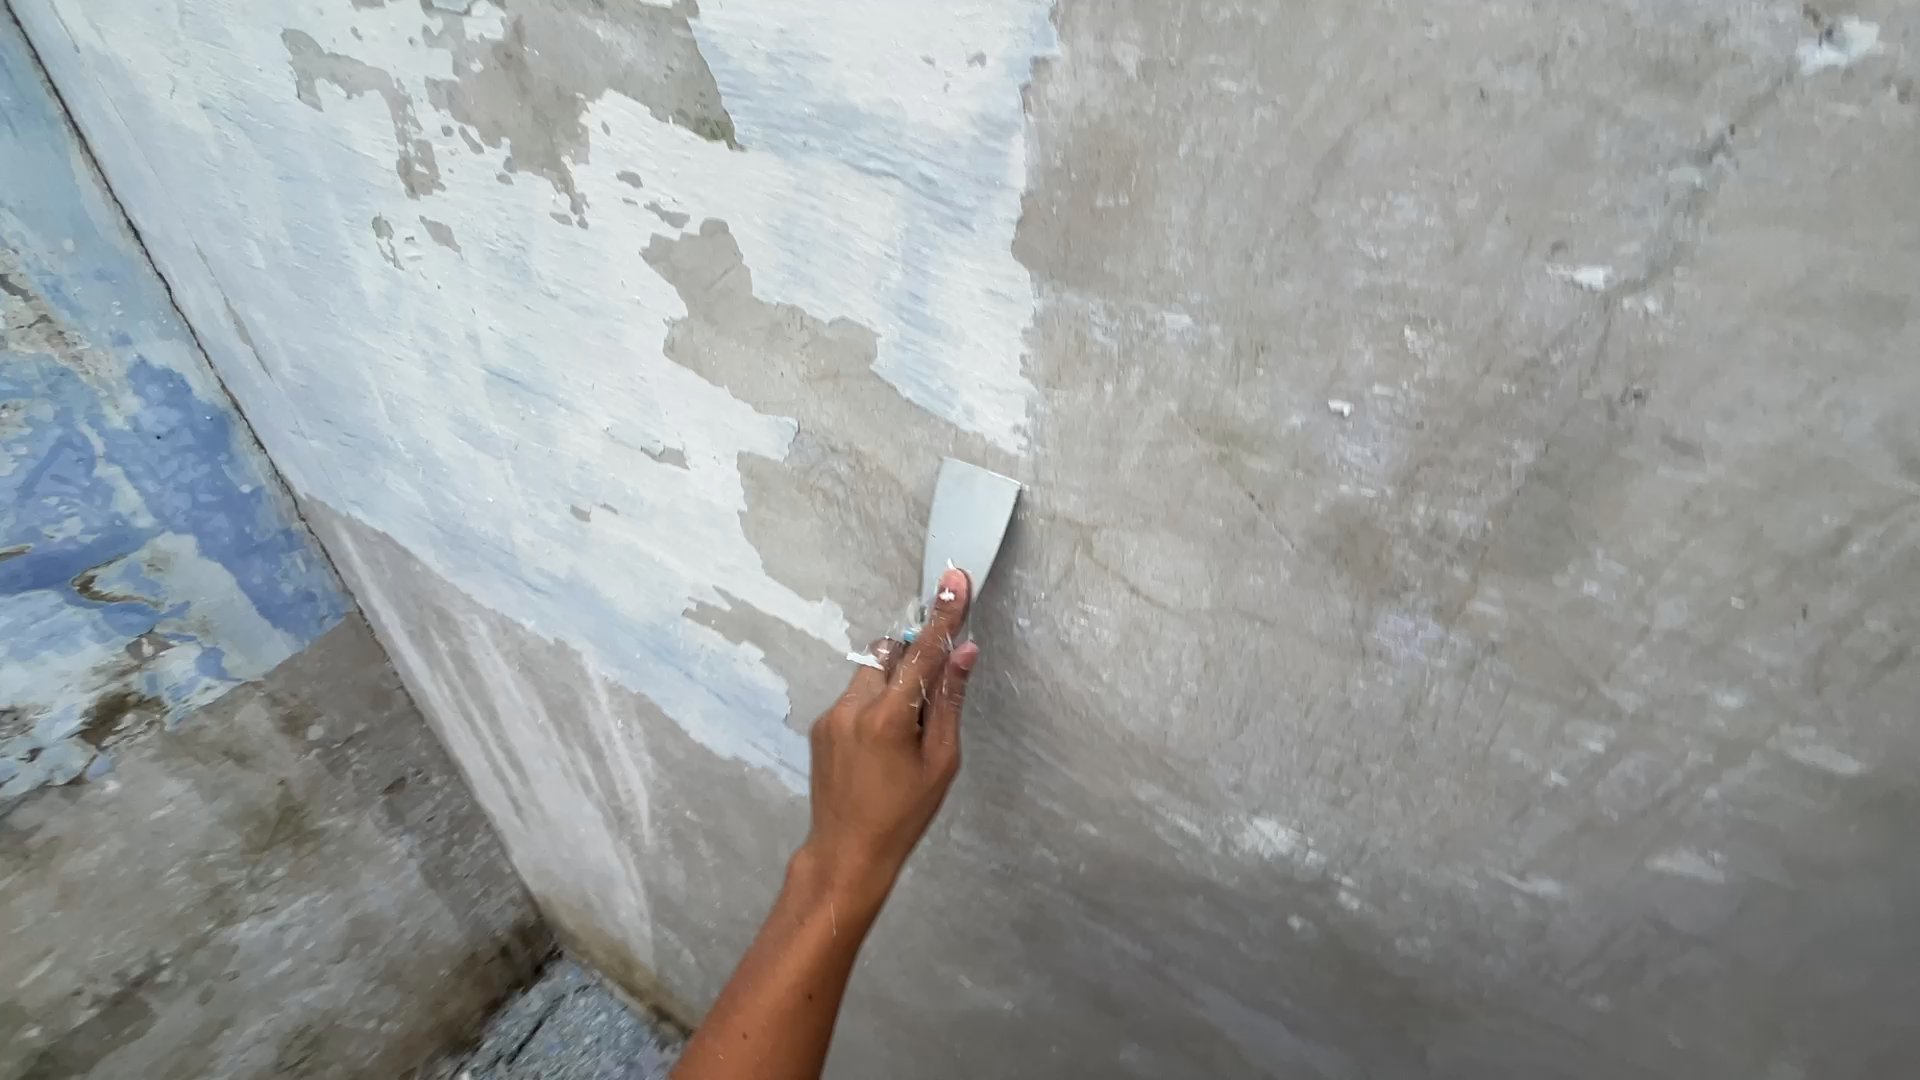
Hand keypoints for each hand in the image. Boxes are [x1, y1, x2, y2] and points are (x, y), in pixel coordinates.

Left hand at [794, 567, 978, 916]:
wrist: (846, 853)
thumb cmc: (905, 814)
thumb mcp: (941, 762)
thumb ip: (949, 701)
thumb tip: (964, 651)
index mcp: (888, 716)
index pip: (923, 652)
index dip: (944, 614)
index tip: (956, 579)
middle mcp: (853, 704)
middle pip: (891, 655)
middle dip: (914, 661)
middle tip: (928, 698)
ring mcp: (831, 713)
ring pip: (871, 673)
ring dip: (893, 684)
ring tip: (902, 731)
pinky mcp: (820, 724)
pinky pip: (854, 696)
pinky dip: (874, 703)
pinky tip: (879, 745)